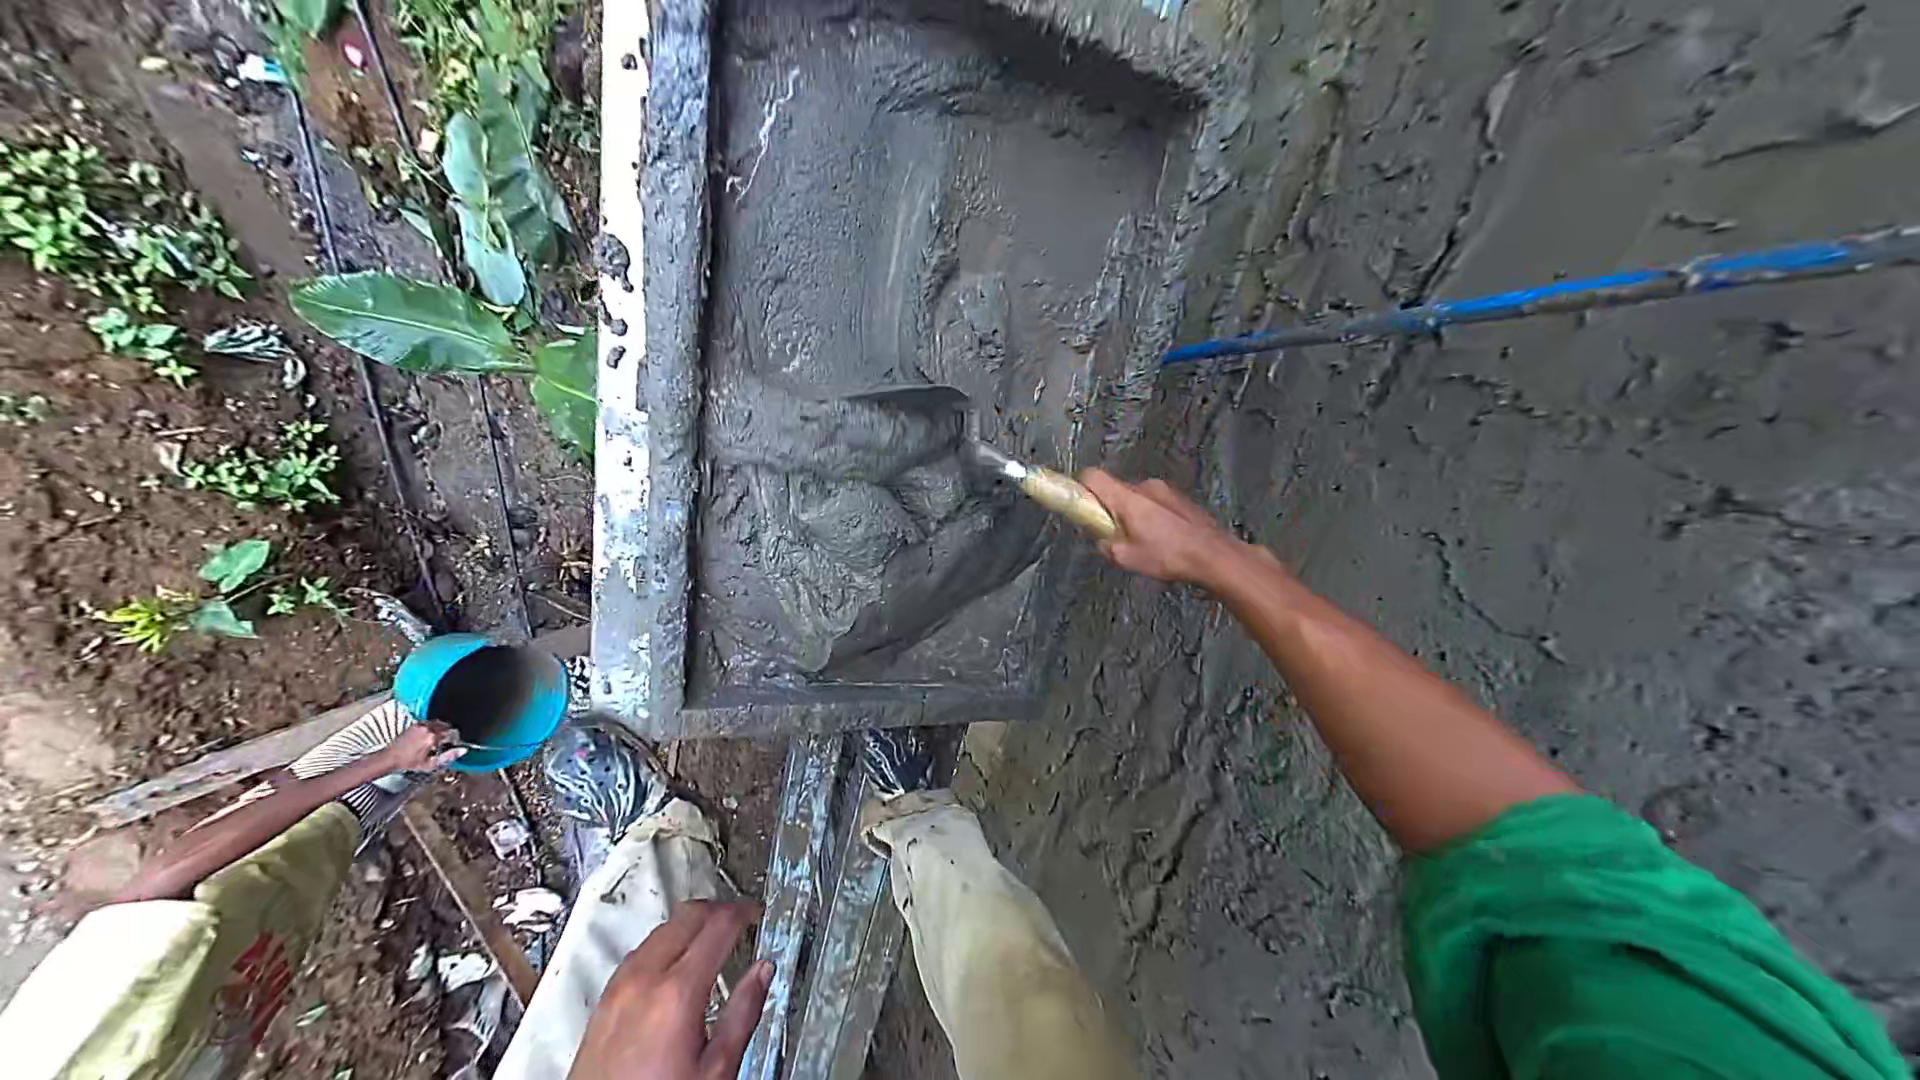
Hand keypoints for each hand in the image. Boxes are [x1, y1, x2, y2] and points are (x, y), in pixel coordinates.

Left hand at [379, 720, 466, 772]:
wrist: (389, 758)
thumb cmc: (408, 762)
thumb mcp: (430, 764)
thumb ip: (448, 756)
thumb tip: (463, 750)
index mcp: (432, 737)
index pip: (452, 733)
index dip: (454, 739)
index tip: (451, 744)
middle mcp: (428, 728)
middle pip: (447, 726)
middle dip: (447, 734)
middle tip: (443, 743)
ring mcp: (421, 725)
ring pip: (439, 724)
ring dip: (440, 730)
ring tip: (435, 740)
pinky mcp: (415, 724)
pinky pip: (430, 723)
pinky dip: (432, 728)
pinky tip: (427, 736)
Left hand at [569, 901, 774, 1079]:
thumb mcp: (715, 1071)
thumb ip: (744, 1012)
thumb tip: (763, 972)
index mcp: (678, 993)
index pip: (719, 925)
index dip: (743, 912)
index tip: (755, 912)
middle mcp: (643, 981)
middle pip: (688, 915)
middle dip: (719, 910)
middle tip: (739, 921)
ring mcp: (618, 990)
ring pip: (662, 929)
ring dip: (690, 925)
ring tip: (712, 942)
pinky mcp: (602, 1004)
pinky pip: (639, 953)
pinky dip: (665, 944)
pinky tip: (676, 965)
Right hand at [1078, 469, 1264, 587]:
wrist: (1214, 556)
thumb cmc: (1170, 556)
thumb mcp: (1127, 558)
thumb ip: (1107, 546)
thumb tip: (1103, 542)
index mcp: (1127, 498)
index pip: (1092, 476)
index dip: (1080, 487)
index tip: (1078, 504)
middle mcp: (1145, 487)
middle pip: (1115, 489)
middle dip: (1109, 510)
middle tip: (1115, 535)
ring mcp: (1165, 491)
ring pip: (1136, 497)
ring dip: (1133, 514)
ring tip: (1144, 542)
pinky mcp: (1180, 499)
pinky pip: (1155, 503)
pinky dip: (1151, 517)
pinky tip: (1162, 540)